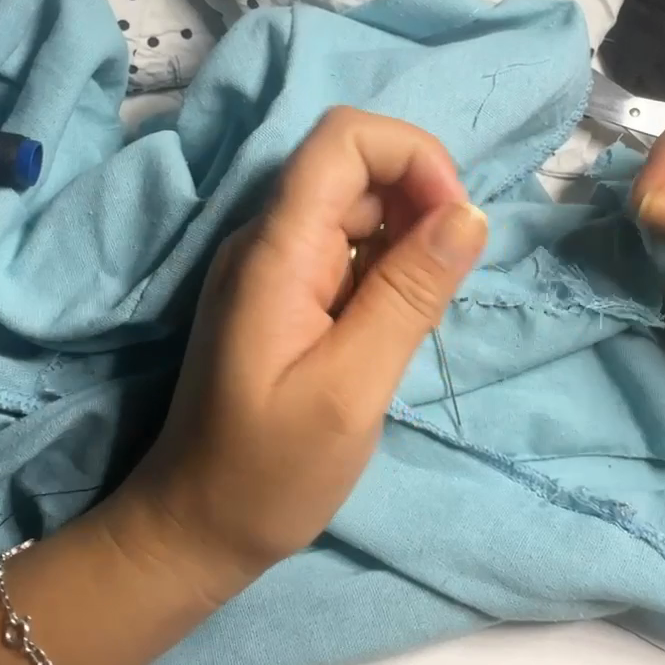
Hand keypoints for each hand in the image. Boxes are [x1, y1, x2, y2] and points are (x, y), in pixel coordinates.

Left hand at [103, 107, 488, 598]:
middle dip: (419, 202)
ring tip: (416, 315)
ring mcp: (273, 265)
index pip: (343, 139)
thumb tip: (468, 213)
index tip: (455, 224)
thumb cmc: (269, 471)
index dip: (413, 157)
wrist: (196, 525)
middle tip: (442, 285)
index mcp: (276, 250)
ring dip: (408, 240)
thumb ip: (408, 294)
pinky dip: (388, 268)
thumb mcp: (352, 389)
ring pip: (357, 207)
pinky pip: (347, 249)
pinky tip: (392, 324)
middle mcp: (268, 239)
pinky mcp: (284, 293)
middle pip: (354, 166)